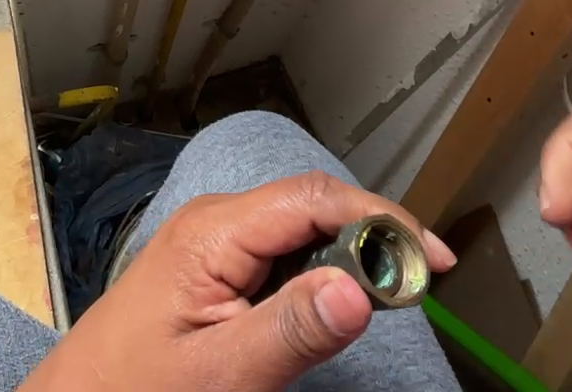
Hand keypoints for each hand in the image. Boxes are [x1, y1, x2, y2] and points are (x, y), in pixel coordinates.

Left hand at [20, 171, 454, 391]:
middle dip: (370, 233)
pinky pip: (280, 251)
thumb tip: (363, 288)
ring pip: (299, 227)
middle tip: (421, 283)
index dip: (378, 217)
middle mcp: (217, 220)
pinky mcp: (216, 262)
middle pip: (310, 206)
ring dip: (349, 251)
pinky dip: (321, 269)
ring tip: (392, 290)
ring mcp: (215, 239)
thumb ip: (291, 329)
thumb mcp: (220, 373)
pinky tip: (340, 295)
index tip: (434, 259)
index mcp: (214, 231)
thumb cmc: (138, 387)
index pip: (311, 198)